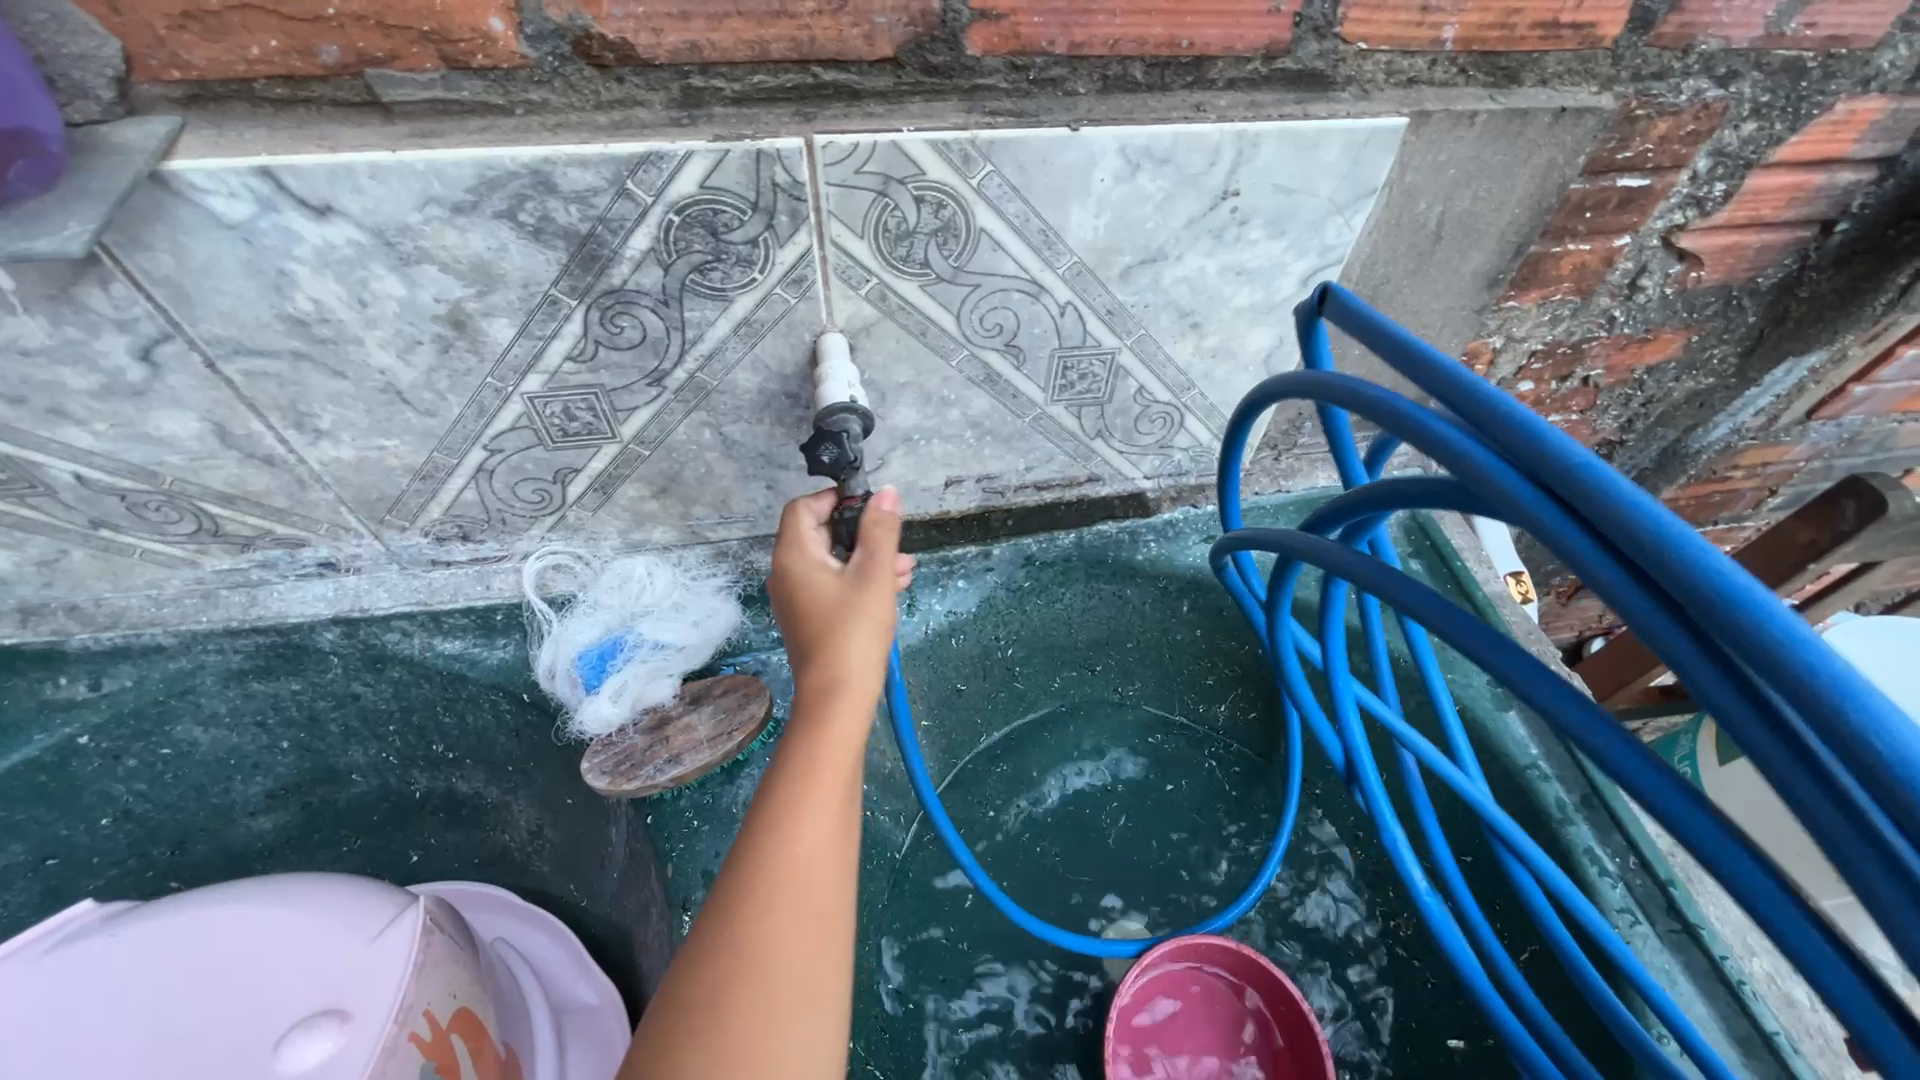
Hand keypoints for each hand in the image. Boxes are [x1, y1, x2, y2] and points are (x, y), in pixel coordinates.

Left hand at [769, 487, 914, 714]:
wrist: (838, 696)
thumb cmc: (854, 630)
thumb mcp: (874, 574)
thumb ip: (880, 529)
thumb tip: (886, 492)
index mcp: (793, 555)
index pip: (804, 507)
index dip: (836, 499)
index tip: (871, 505)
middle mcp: (787, 573)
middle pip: (820, 533)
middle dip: (861, 532)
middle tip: (896, 538)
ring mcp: (797, 598)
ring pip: (832, 563)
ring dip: (868, 558)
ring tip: (906, 566)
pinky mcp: (810, 619)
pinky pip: (834, 586)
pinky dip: (860, 581)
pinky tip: (895, 586)